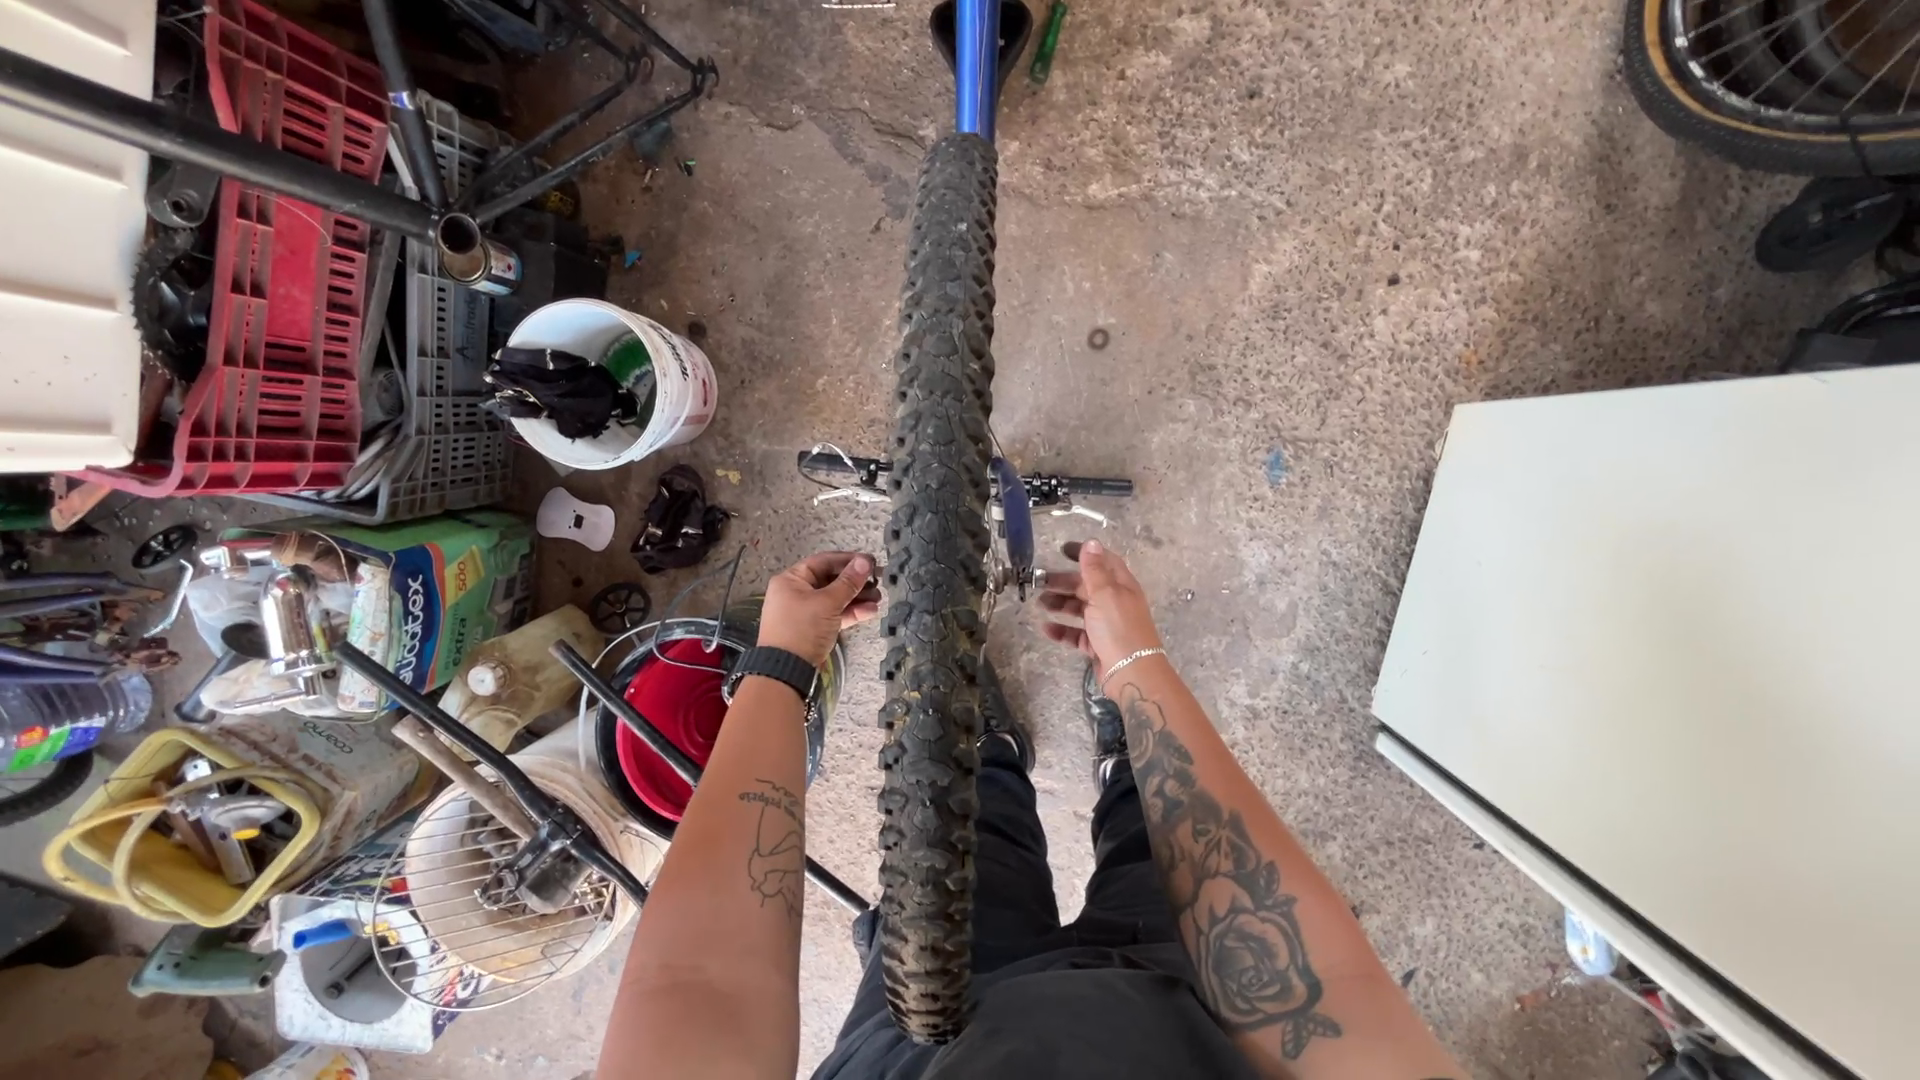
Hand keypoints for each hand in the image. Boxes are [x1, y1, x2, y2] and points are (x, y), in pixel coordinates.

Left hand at [758, 551, 880, 667]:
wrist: (787, 670)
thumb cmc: (802, 629)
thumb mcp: (827, 602)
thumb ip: (848, 582)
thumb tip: (865, 561)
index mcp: (792, 580)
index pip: (823, 562)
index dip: (848, 560)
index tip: (870, 562)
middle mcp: (796, 592)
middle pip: (831, 580)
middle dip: (856, 582)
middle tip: (878, 581)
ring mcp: (805, 611)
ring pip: (835, 599)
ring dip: (857, 598)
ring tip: (878, 598)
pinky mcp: (814, 628)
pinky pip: (834, 614)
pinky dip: (850, 612)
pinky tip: (870, 611)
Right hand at [1036, 539, 1161, 675]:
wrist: (1131, 672)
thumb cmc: (1118, 627)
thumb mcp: (1105, 593)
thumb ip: (1095, 569)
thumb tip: (1091, 542)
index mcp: (1121, 585)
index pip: (1103, 562)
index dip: (1085, 554)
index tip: (1063, 550)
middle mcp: (1114, 602)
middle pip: (1086, 586)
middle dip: (1064, 582)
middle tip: (1040, 582)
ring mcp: (1106, 624)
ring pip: (1079, 609)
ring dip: (1060, 604)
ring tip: (1040, 604)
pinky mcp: (1097, 644)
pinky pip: (1076, 633)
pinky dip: (1062, 630)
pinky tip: (1046, 628)